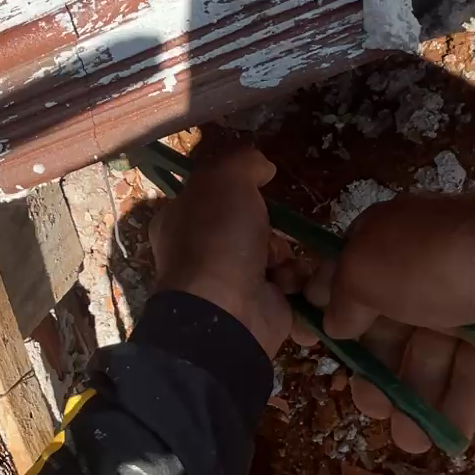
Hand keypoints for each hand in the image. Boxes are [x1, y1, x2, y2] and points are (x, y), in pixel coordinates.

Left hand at [149, 143, 291, 357]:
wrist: (228, 310)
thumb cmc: (218, 237)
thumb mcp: (226, 180)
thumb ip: (244, 163)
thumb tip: (263, 167)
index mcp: (179, 221)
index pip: (208, 196)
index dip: (234, 190)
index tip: (258, 187)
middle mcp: (200, 252)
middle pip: (250, 226)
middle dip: (269, 228)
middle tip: (271, 231)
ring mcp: (229, 283)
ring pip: (275, 255)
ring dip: (286, 258)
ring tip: (279, 266)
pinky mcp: (260, 307)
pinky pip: (290, 285)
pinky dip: (296, 284)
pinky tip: (288, 285)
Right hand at [300, 188, 474, 449]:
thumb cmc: (433, 262)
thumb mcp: (364, 272)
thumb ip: (340, 298)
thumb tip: (334, 324)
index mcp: (380, 238)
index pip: (341, 276)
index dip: (326, 313)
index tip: (311, 348)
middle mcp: (417, 262)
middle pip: (383, 324)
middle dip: (374, 371)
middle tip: (369, 409)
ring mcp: (460, 293)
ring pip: (427, 351)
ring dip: (413, 397)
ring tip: (410, 442)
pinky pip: (468, 364)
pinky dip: (456, 400)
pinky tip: (448, 439)